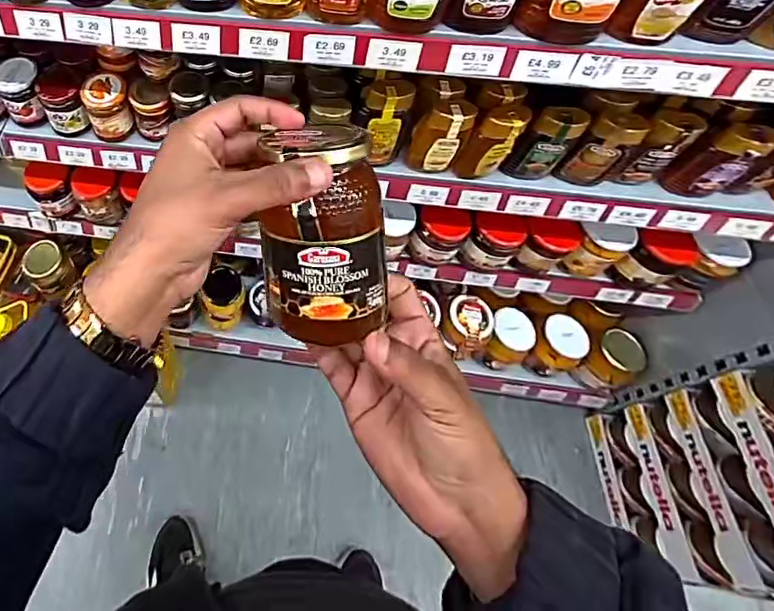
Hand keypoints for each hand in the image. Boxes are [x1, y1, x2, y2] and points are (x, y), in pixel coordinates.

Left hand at [83, 97, 331, 346]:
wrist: (149, 273)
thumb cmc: (166, 226)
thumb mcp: (228, 196)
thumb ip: (277, 183)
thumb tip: (315, 170)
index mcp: (194, 136)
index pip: (239, 109)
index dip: (271, 112)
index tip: (298, 122)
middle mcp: (198, 154)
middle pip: (247, 138)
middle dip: (278, 145)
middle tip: (309, 153)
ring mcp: (205, 182)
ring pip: (249, 167)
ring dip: (275, 172)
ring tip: (306, 176)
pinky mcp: (212, 208)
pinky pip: (247, 192)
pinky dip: (267, 193)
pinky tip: (288, 199)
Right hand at [313, 275, 527, 601]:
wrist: (458, 505)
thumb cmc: (468, 447)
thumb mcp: (443, 401)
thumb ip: (408, 369)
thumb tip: (374, 341)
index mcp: (422, 341)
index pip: (399, 296)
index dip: (379, 279)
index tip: (357, 267)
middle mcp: (394, 352)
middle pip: (364, 312)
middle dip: (345, 296)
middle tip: (321, 282)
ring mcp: (373, 375)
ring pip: (343, 335)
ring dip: (326, 318)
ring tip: (306, 301)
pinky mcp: (356, 398)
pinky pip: (332, 366)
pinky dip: (316, 348)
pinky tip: (305, 334)